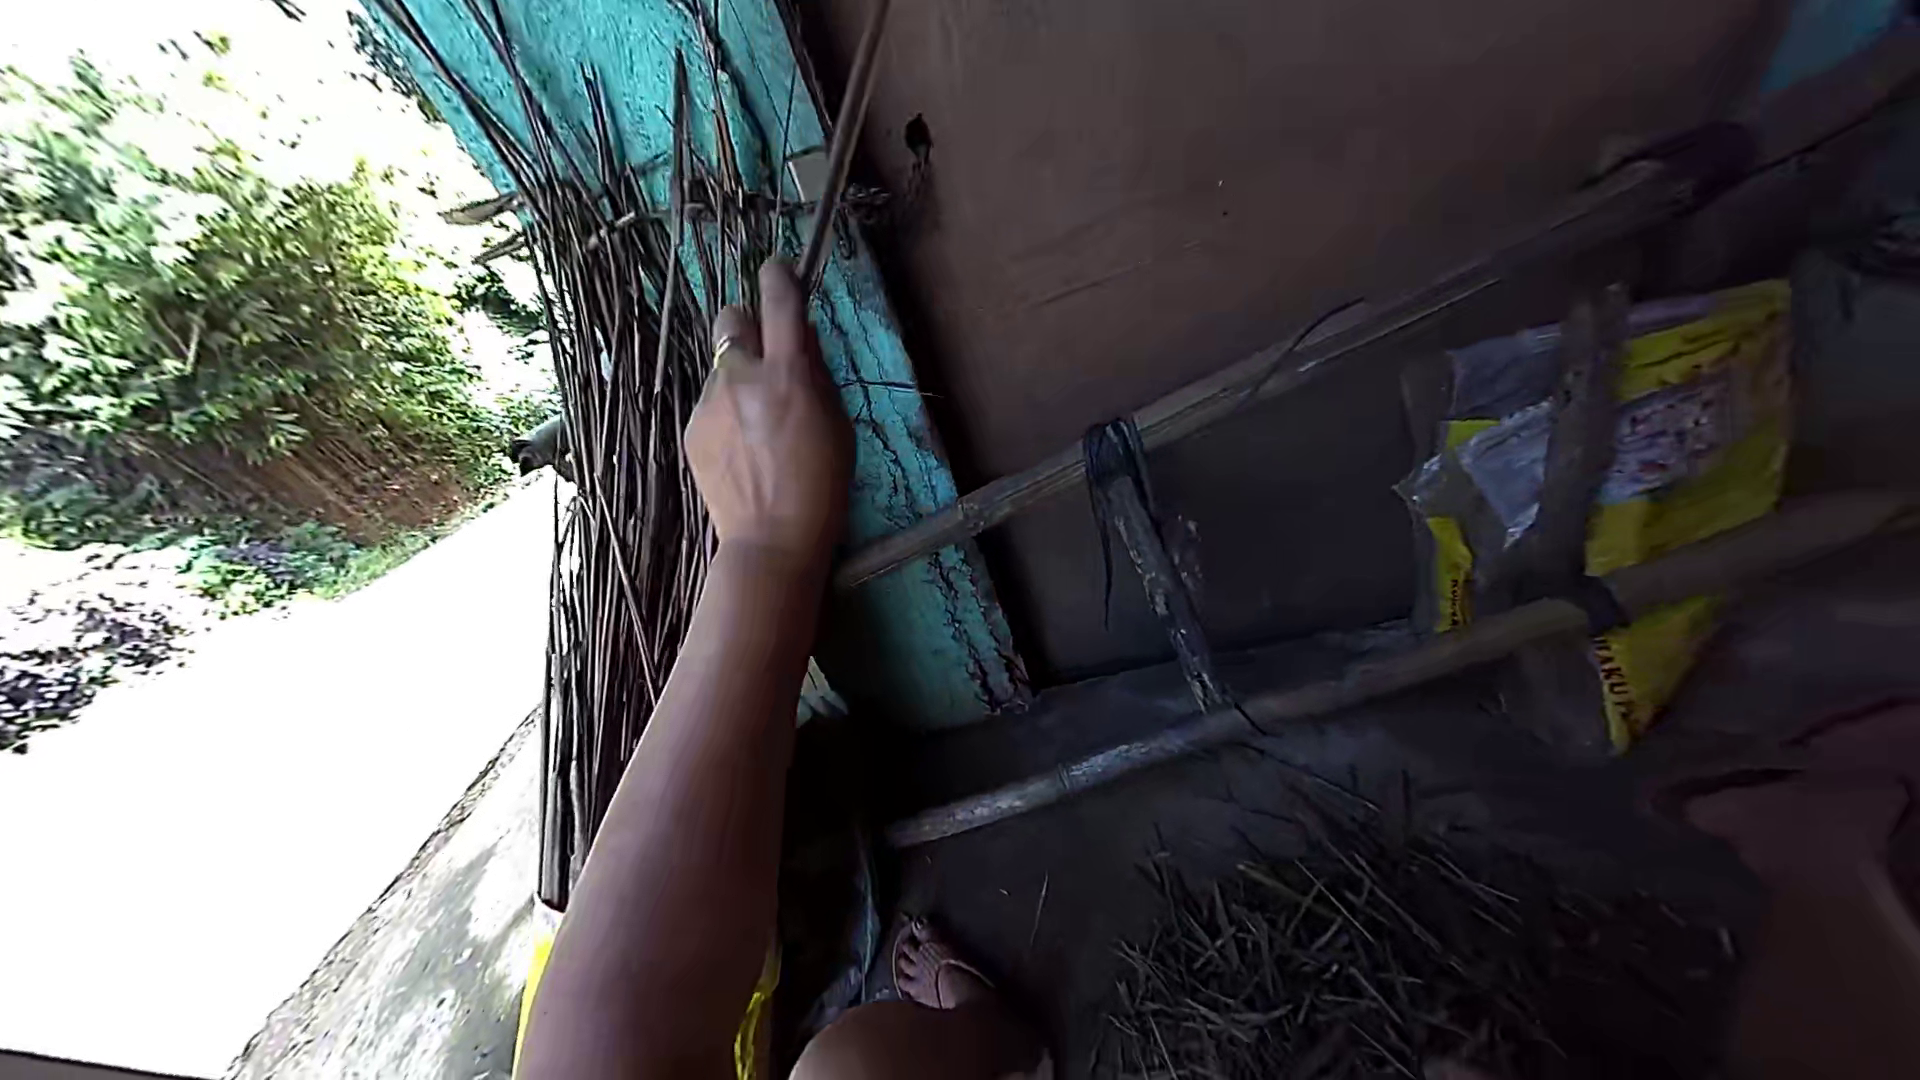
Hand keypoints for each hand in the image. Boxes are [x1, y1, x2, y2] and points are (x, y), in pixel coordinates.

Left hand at [686, 259, 851, 568]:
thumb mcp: (837, 424)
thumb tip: (800, 340)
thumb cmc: (823, 485)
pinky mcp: (691, 428)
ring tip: (756, 430)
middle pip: (731, 318)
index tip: (778, 273)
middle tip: (767, 363)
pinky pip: (710, 405)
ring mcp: (709, 403)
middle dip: (749, 329)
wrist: (772, 539)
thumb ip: (816, 375)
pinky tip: (740, 453)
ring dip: (739, 382)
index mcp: (787, 373)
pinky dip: (726, 416)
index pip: (778, 298)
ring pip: (721, 369)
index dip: (778, 276)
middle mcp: (741, 377)